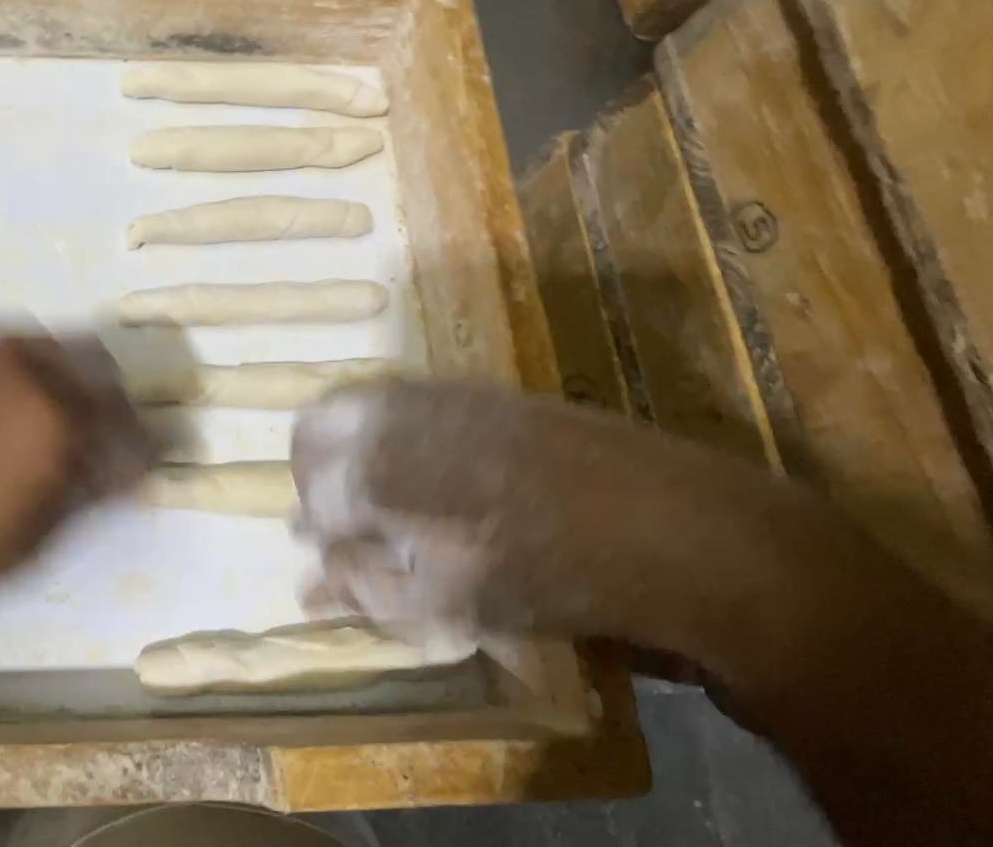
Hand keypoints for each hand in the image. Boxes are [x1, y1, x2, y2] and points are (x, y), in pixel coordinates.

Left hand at [0, 334, 154, 629]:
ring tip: (33, 426)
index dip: (136, 441)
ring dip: (45, 381)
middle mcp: (8, 365)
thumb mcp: (22, 542)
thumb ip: (79, 491)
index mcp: (48, 413)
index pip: (120, 415)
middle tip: (91, 438)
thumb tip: (116, 467)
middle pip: (80, 360)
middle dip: (96, 397)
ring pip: (25, 349)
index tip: (137, 462)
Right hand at [291, 379, 851, 661]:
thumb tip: (308, 588)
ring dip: (353, 450)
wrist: (684, 532)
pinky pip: (412, 400)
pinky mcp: (489, 390)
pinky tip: (430, 475)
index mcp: (386, 466)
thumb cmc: (560, 581)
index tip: (320, 552)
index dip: (309, 523)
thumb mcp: (453, 602)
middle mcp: (404, 413)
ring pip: (363, 405)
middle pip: (318, 426)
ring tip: (379, 498)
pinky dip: (397, 435)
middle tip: (336, 519)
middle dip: (314, 473)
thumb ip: (367, 587)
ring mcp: (448, 394)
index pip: (309, 484)